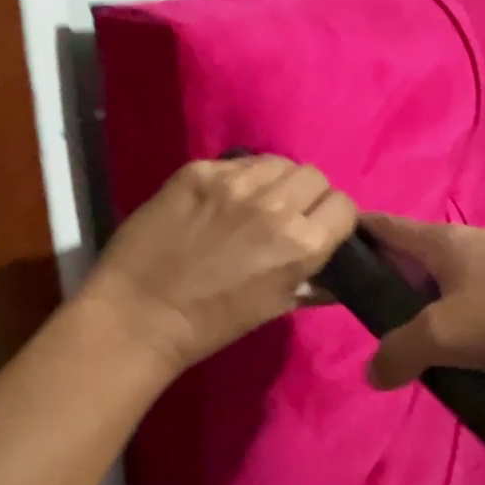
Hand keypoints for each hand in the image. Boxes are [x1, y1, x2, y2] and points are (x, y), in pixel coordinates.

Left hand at [81, 156, 357, 372]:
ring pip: (278, 162)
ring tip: (256, 201)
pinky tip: (221, 200)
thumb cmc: (214, 323)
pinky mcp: (199, 172)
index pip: (343, 205)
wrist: (141, 315)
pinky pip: (237, 163)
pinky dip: (238, 178)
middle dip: (308, 194)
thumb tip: (339, 273)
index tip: (320, 227)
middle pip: (314, 176)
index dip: (334, 216)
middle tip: (287, 213)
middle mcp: (276, 206)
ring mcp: (235, 184)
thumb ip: (315, 284)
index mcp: (303, 244)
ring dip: (275, 180)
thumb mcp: (277, 308)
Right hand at [361, 214, 484, 389]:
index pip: (385, 228)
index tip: (327, 251)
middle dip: (392, 284)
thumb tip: (372, 371)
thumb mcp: (444, 333)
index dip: (353, 236)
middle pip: (418, 259)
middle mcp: (472, 245)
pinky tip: (468, 356)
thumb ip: (400, 350)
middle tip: (369, 321)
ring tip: (417, 347)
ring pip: (455, 286)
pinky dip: (470, 326)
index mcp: (442, 242)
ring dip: (434, 310)